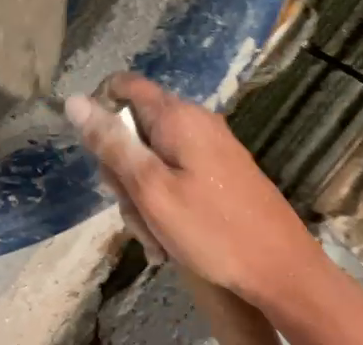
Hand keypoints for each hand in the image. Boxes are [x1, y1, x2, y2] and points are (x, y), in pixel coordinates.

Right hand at [65, 74, 325, 306]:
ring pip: (155, 156)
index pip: (123, 85)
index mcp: (176, 116)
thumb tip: (74, 100)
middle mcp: (196, 121)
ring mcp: (213, 147)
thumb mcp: (149, 188)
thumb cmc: (213, 230)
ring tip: (155, 234)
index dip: (100, 109)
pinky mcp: (224, 173)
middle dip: (124, 167)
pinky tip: (172, 237)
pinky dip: (168, 200)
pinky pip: (179, 173)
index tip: (97, 150)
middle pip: (136, 126)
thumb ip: (111, 142)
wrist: (288, 277)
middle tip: (132, 206)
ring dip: (144, 193)